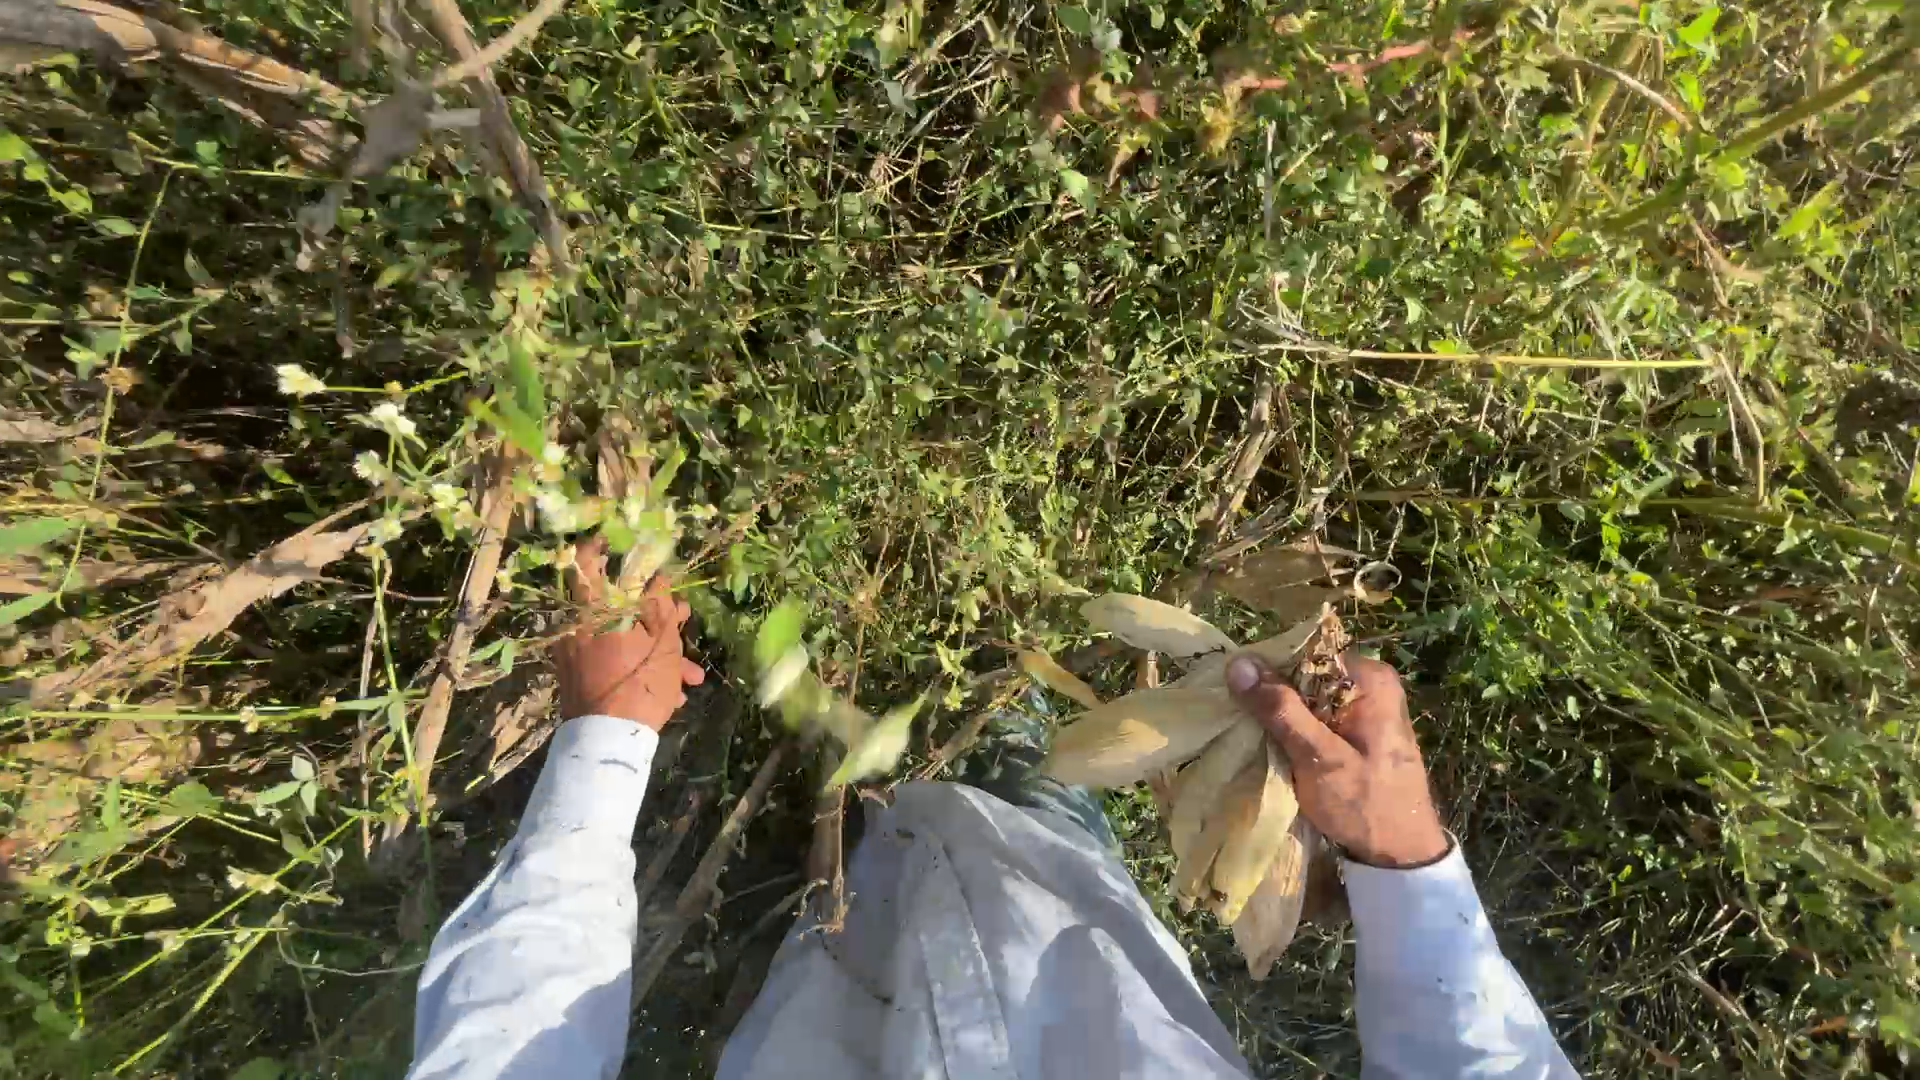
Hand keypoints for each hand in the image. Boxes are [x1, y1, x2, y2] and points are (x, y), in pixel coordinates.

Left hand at [555, 538, 705, 731]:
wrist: (608, 740)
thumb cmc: (639, 683)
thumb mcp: (662, 643)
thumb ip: (661, 606)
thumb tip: (660, 577)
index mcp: (595, 613)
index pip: (587, 565)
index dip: (598, 547)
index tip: (611, 538)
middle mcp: (578, 629)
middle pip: (616, 607)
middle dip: (654, 612)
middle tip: (682, 616)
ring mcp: (575, 656)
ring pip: (620, 639)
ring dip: (655, 648)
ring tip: (689, 670)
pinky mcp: (577, 679)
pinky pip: (611, 662)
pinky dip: (638, 667)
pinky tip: (671, 691)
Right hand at [1226, 651, 1449, 868]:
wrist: (1400, 860)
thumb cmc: (1365, 805)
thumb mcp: (1318, 757)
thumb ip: (1280, 709)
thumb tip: (1238, 663)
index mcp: (1370, 680)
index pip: (1304, 653)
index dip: (1266, 666)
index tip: (1237, 687)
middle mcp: (1368, 685)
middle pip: (1302, 672)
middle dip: (1269, 691)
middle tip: (1236, 711)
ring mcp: (1361, 708)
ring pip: (1301, 694)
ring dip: (1275, 711)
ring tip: (1246, 726)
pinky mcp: (1351, 730)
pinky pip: (1310, 714)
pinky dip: (1288, 726)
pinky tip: (1268, 740)